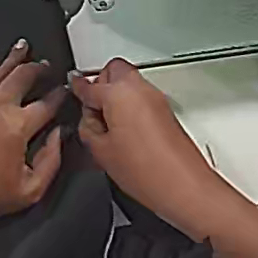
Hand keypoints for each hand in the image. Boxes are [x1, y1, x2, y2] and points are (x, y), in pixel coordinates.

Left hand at [0, 40, 68, 239]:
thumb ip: (51, 161)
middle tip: (49, 66)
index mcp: (19, 126)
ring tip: (25, 46)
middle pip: (25, 75)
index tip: (66, 91)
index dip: (61, 95)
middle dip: (40, 68)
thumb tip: (58, 137)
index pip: (48, 102)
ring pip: (1, 70)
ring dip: (16, 57)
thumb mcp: (30, 190)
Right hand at [70, 59, 246, 240]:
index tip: (73, 89)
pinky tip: (125, 133)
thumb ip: (86, 127)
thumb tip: (86, 119)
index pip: (89, 84)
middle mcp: (140, 89)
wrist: (184, 187)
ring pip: (129, 82)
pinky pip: (142, 97)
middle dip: (100, 85)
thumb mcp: (100, 151)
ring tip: (109, 127)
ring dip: (116, 96)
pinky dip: (131, 107)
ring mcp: (156, 98)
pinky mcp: (165, 110)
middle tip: (92, 110)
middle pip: (113, 70)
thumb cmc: (149, 172)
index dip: (77, 89)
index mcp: (119, 93)